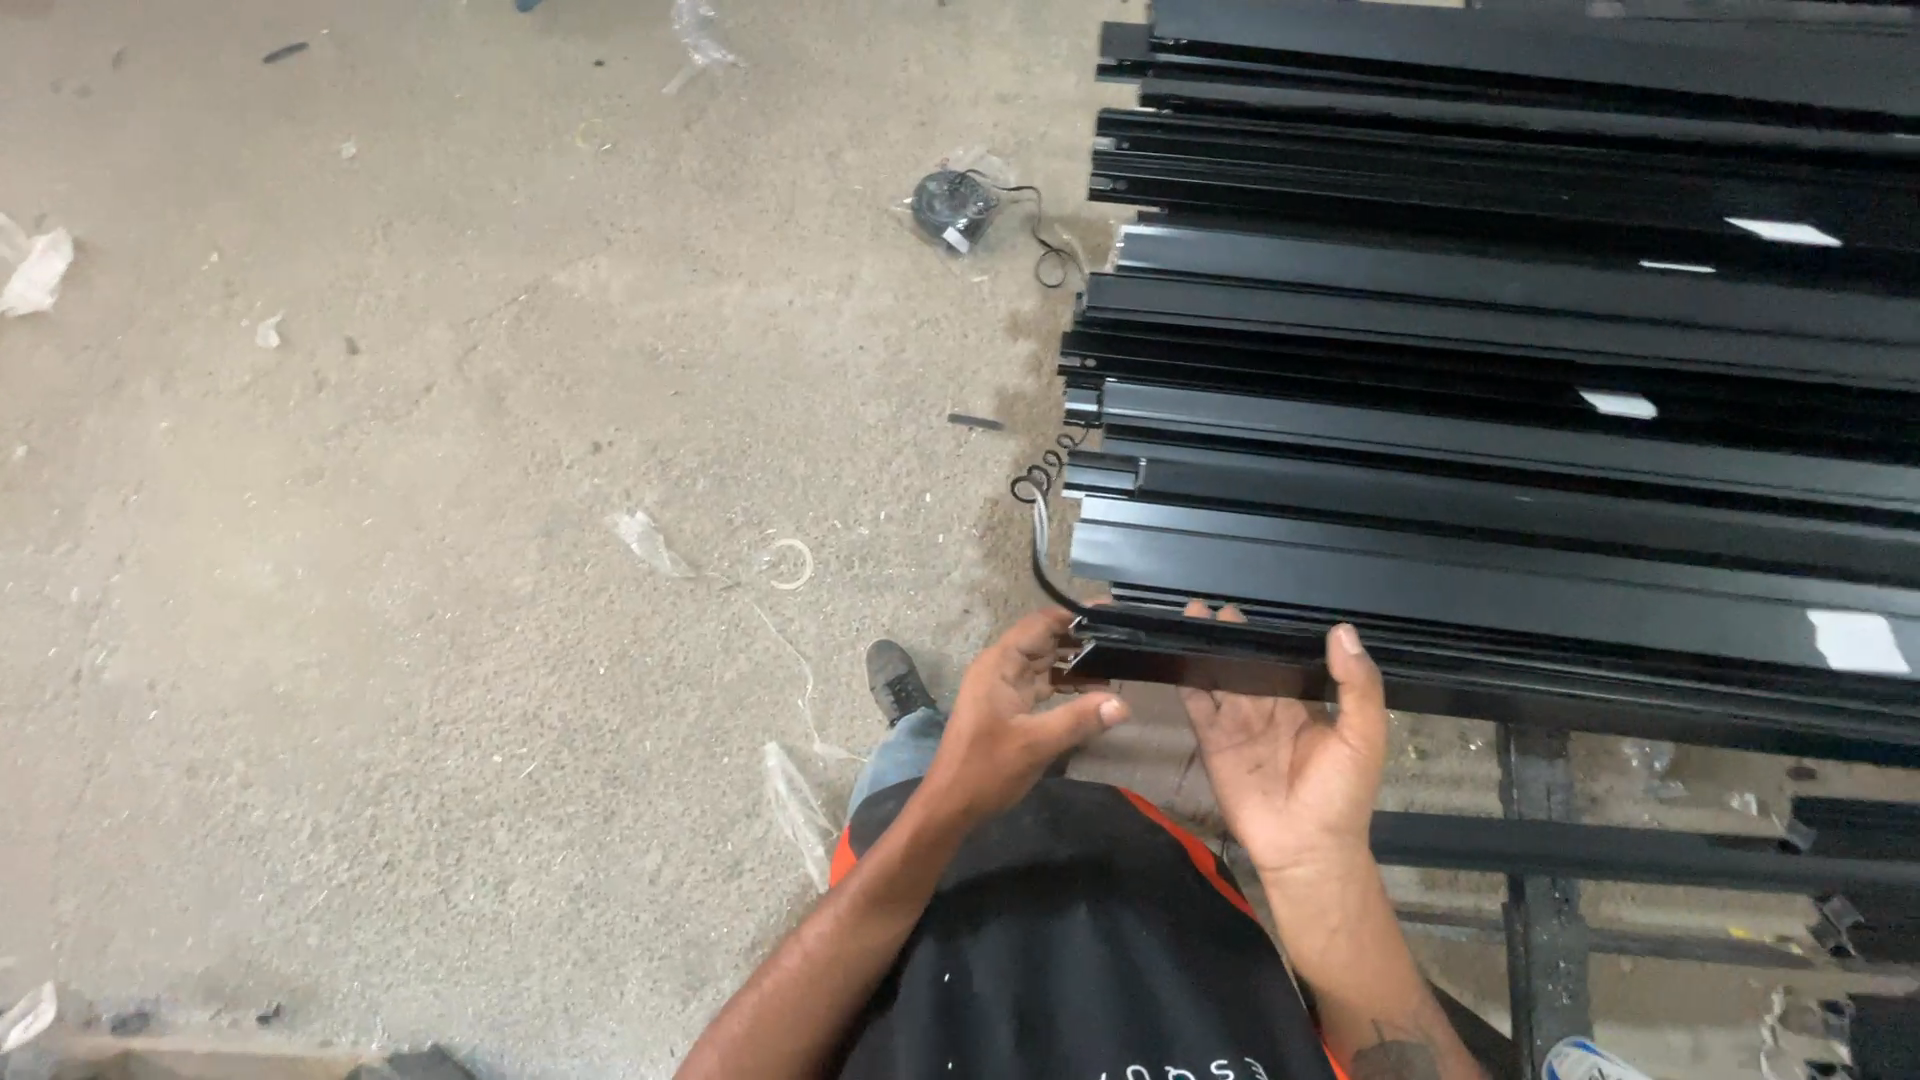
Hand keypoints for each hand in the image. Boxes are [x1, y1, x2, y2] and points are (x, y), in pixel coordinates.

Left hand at [916, 608, 1130, 828]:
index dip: (1073, 616)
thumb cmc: (986, 769)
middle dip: (1080, 639)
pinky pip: (1041, 685)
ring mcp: (1002, 687)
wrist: (951, 804)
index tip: (1110, 615)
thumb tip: (1122, 703)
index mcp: (999, 664)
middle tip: (1124, 640)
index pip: (1040, 623)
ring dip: (1076, 664)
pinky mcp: (1008, 707)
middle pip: (1044, 640)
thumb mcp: (1037, 743)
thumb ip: (1080, 719)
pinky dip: (1065, 685)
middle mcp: (1000, 667)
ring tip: (1118, 663)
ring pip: (1044, 663)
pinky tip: (1095, 693)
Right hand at [1177, 601, 1387, 881]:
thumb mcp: (1364, 737)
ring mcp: (1236, 724)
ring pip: (1217, 677)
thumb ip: (1357, 686)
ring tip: (1190, 618)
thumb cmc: (1342, 794)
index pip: (1282, 660)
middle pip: (1244, 663)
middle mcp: (1266, 708)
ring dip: (1205, 649)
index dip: (1266, 635)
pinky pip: (1197, 704)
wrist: (1306, 847)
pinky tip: (1176, 655)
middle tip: (1211, 608)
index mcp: (1303, 704)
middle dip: (1229, 636)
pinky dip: (1186, 680)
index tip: (1253, 608)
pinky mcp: (1212, 741)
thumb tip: (1341, 630)